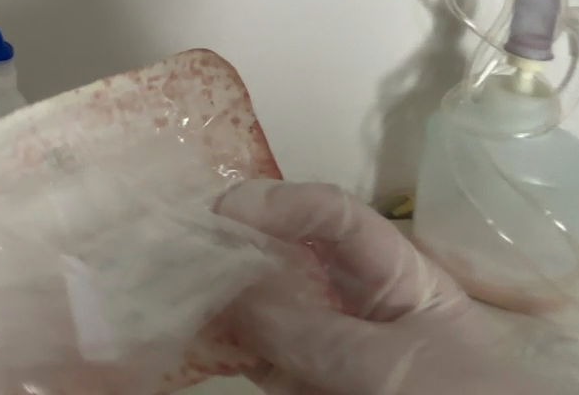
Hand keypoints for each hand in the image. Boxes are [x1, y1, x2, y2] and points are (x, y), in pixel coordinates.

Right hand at [216, 180, 546, 394]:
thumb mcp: (401, 371)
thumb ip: (317, 332)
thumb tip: (229, 294)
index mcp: (395, 278)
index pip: (331, 214)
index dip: (280, 201)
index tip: (228, 213)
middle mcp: (349, 298)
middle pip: (281, 248)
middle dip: (233, 240)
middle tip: (187, 244)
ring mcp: (320, 339)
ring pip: (253, 294)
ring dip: (214, 285)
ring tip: (177, 281)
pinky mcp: (295, 378)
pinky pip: (245, 345)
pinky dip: (213, 334)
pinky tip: (190, 325)